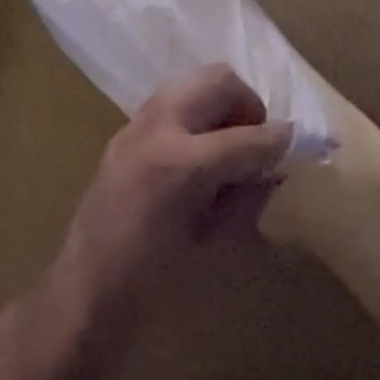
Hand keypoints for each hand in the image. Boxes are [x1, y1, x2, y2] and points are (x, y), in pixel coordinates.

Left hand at [52, 65, 291, 332]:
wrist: (83, 298)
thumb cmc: (154, 287)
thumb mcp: (214, 247)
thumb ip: (248, 199)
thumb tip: (273, 168)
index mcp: (181, 165)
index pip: (249, 135)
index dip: (279, 141)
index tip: (295, 148)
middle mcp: (156, 131)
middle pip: (218, 81)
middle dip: (246, 106)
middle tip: (254, 144)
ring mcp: (134, 128)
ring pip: (191, 84)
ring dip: (219, 107)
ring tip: (227, 150)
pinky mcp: (121, 136)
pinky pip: (169, 106)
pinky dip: (193, 119)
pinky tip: (197, 160)